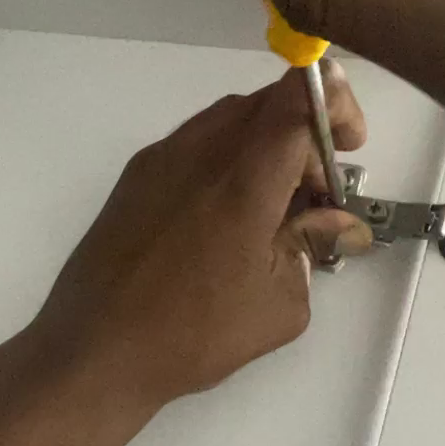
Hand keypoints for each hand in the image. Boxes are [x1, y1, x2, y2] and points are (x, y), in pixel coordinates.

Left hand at [26, 64, 368, 406]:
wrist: (96, 348)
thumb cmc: (193, 334)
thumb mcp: (278, 304)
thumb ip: (310, 244)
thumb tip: (330, 217)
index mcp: (242, 180)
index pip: (297, 97)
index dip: (334, 103)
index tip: (348, 145)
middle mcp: (197, 153)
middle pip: (264, 105)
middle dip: (303, 134)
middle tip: (314, 194)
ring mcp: (158, 160)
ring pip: (226, 121)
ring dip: (262, 146)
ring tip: (269, 208)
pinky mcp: (133, 177)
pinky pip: (192, 144)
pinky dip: (224, 159)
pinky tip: (224, 215)